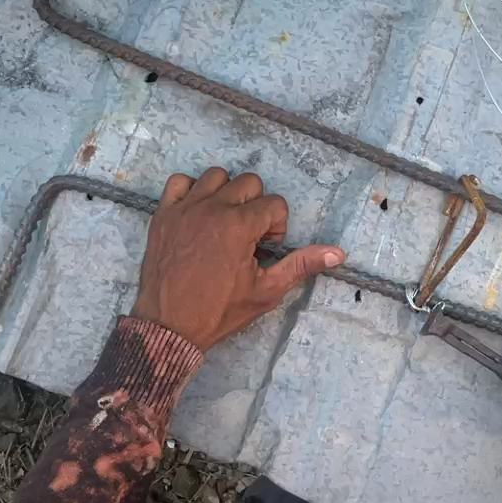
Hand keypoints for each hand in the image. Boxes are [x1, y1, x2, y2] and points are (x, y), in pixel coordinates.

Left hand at [130, 168, 344, 350]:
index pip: (274, 203)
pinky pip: (179, 182)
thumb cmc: (219, 312)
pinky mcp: (163, 214)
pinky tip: (197, 214)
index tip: (264, 250)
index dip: (276, 227)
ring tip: (224, 223)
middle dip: (256, 207)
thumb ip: (301, 265)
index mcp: (239, 225)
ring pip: (216, 176)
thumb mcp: (267, 291)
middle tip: (248, 237)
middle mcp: (212, 208)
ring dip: (227, 194)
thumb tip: (338, 253)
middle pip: (249, 182)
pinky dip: (191, 191)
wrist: (168, 327)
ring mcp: (185, 208)